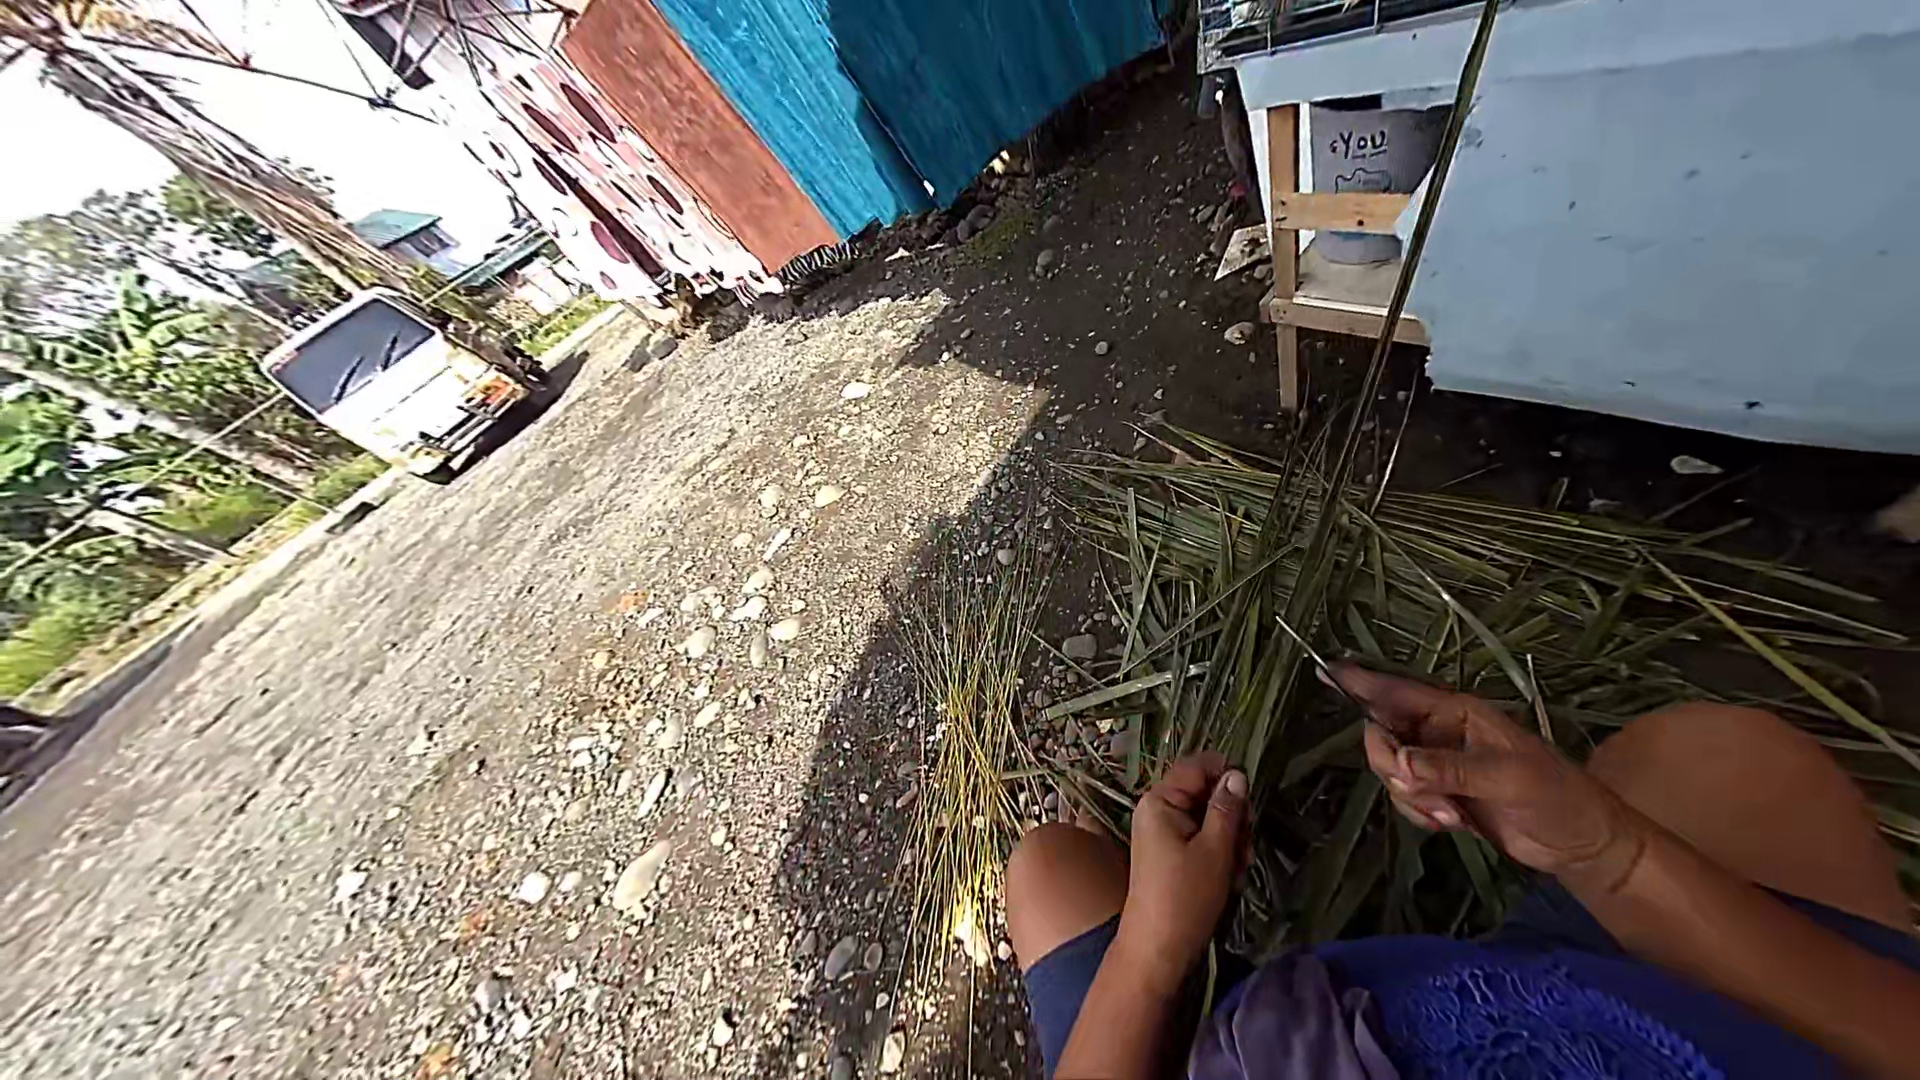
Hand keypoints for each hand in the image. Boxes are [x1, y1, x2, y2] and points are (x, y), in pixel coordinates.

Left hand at [1114, 752, 1248, 991]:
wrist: (1158, 947)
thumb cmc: (1186, 896)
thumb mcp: (1214, 850)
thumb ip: (1227, 809)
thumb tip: (1237, 774)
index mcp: (1159, 800)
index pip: (1195, 767)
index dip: (1225, 774)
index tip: (1250, 797)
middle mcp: (1156, 808)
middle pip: (1203, 793)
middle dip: (1231, 818)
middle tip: (1243, 848)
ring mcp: (1162, 830)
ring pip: (1206, 819)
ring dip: (1228, 840)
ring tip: (1235, 870)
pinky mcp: (1169, 851)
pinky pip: (1199, 839)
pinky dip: (1218, 854)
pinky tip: (1228, 878)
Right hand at [1328, 663, 1649, 891]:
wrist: (1584, 847)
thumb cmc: (1558, 797)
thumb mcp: (1507, 778)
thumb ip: (1448, 768)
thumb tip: (1399, 765)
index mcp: (1453, 712)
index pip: (1394, 690)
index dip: (1358, 680)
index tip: (1323, 671)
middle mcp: (1435, 731)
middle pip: (1380, 734)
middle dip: (1393, 766)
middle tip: (1419, 790)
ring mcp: (1433, 761)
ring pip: (1388, 767)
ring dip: (1410, 796)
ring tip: (1448, 816)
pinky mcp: (1435, 790)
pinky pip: (1400, 793)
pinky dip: (1416, 811)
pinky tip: (1448, 823)